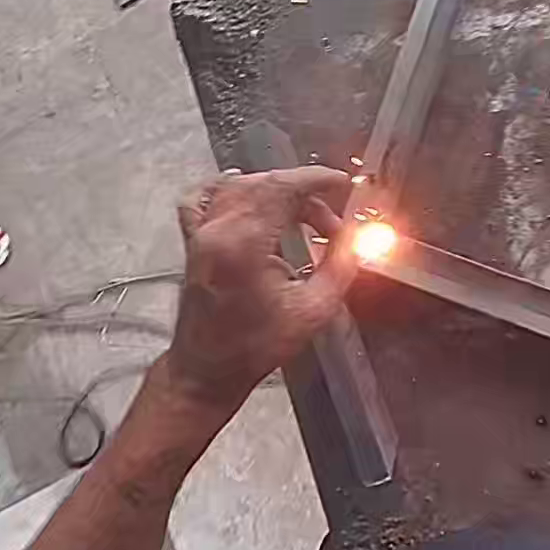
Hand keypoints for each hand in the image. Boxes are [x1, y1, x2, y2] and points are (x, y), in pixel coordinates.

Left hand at [164, 165, 359, 415]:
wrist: (208, 370)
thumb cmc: (257, 346)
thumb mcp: (315, 310)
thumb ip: (341, 266)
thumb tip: (356, 236)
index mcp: (245, 245)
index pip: (281, 187)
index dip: (316, 179)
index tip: (341, 182)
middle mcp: (217, 231)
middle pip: (264, 183)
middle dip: (304, 190)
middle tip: (332, 215)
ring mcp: (200, 233)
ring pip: (240, 186)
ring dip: (277, 192)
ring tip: (304, 216)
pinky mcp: (193, 240)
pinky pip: (204, 197)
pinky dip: (229, 188)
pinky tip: (248, 192)